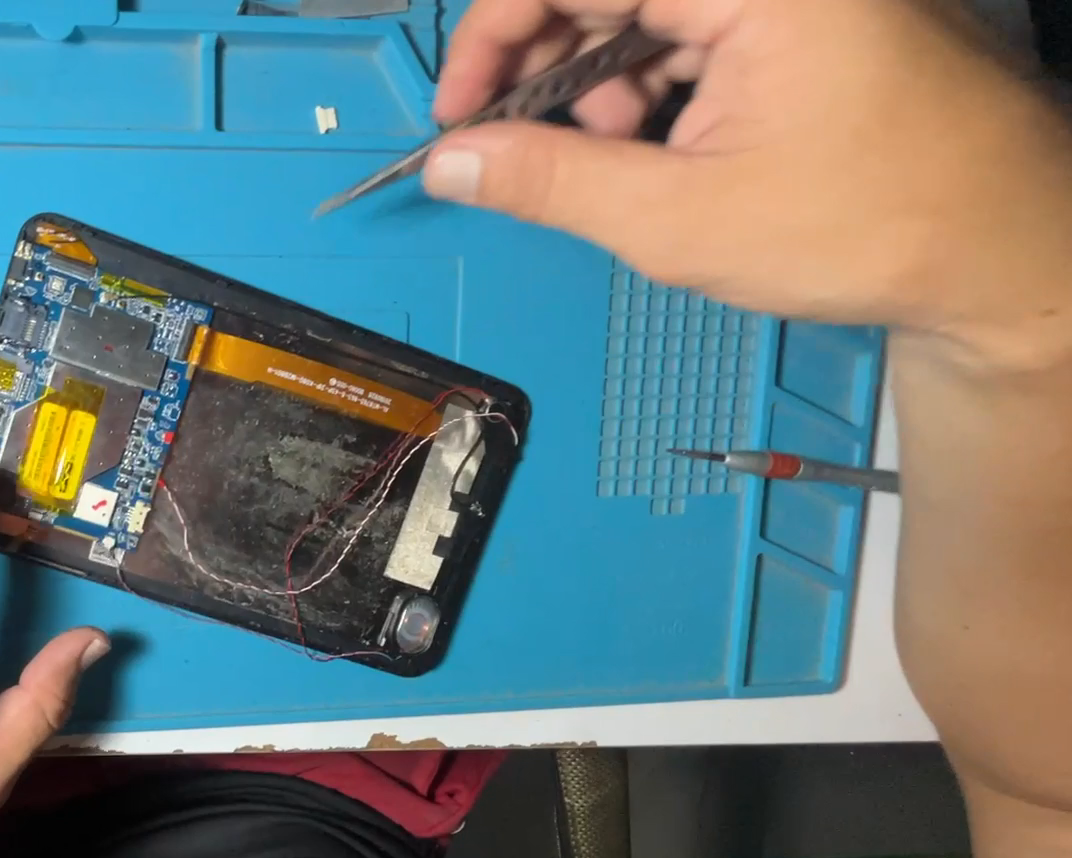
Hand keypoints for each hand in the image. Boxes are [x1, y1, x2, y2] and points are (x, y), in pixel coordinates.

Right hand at [423, 0, 1071, 369]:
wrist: (997, 249)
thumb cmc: (853, 229)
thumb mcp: (671, 217)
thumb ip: (547, 181)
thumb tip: (445, 163)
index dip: (496, 32)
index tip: (455, 114)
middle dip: (537, 66)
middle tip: (507, 147)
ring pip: (632, 17)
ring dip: (585, 89)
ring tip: (598, 160)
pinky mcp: (790, 24)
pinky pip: (676, 38)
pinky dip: (632, 93)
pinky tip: (640, 147)